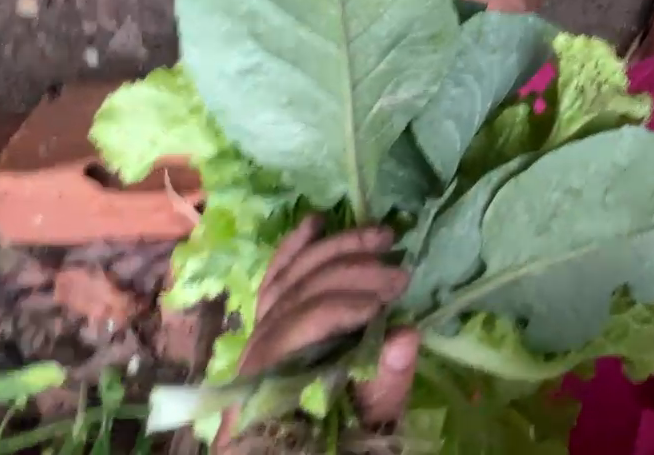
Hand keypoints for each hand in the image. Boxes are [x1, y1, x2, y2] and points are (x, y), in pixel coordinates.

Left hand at [222, 214, 419, 443]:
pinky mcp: (268, 334)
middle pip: (292, 301)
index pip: (291, 335)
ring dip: (336, 251)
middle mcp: (246, 368)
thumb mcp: (370, 433)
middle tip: (400, 272)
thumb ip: (383, 388)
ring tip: (382, 235)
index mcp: (262, 399)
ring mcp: (253, 348)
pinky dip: (294, 251)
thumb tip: (407, 334)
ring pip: (286, 282)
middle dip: (350, 275)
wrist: (305, 454)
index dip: (339, 309)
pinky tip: (316, 221)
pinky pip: (274, 285)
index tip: (388, 301)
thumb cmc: (343, 449)